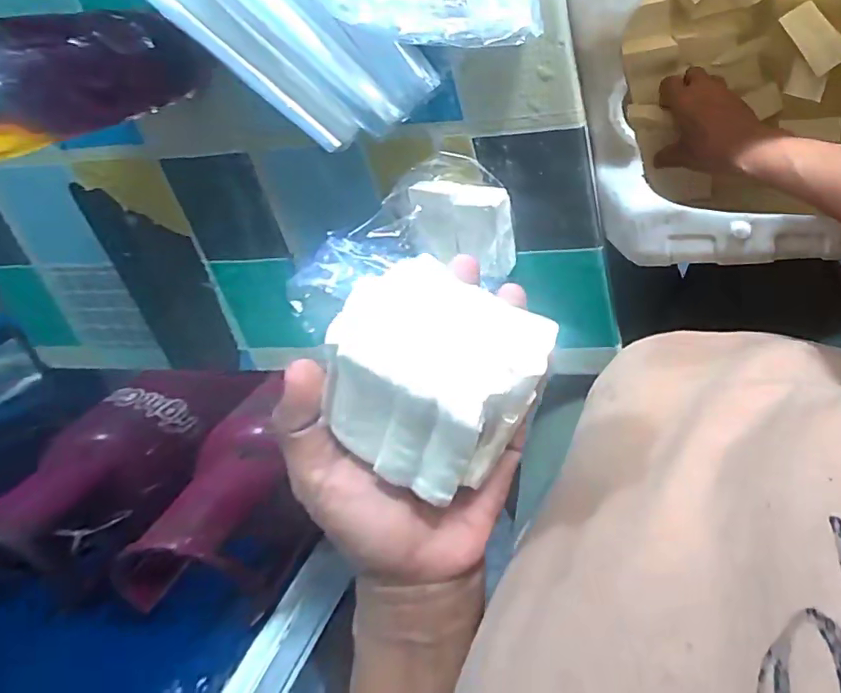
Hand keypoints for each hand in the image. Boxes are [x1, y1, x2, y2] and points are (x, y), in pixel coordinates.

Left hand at [269, 255, 529, 587]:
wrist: (417, 574)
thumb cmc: (361, 521)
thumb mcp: (318, 476)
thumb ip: (302, 426)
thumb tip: (299, 364)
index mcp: (390, 394)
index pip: (400, 336)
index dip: (408, 302)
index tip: (418, 272)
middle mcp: (432, 392)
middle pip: (450, 335)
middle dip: (461, 299)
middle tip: (469, 268)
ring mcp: (472, 411)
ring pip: (489, 356)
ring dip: (502, 323)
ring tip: (510, 294)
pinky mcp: (503, 434)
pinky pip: (520, 398)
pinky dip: (532, 370)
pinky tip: (541, 343)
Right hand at [656, 66, 784, 174]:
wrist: (751, 148)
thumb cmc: (711, 149)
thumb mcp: (685, 157)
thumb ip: (668, 156)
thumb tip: (656, 160)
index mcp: (683, 98)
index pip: (668, 82)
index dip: (666, 93)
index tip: (668, 109)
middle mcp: (701, 88)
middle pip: (691, 73)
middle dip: (687, 84)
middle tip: (686, 105)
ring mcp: (722, 90)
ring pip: (710, 79)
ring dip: (704, 89)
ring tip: (704, 109)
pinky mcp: (739, 97)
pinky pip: (724, 92)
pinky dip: (720, 99)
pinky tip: (721, 117)